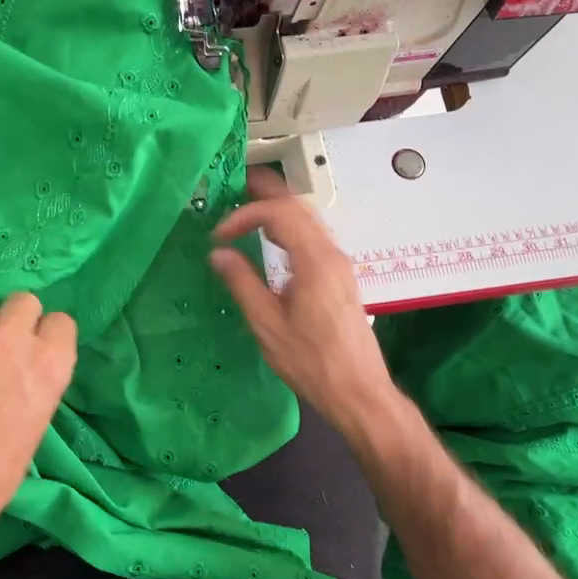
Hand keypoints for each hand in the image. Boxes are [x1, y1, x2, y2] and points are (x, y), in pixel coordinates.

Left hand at [0, 293, 76, 556]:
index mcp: (51, 364)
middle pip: (23, 301)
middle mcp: (14, 339)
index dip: (45, 336)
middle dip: (14, 321)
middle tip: (0, 351)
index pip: (60, 321)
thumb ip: (34, 379)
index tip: (34, 353)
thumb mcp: (36, 420)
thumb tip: (21, 365)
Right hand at [209, 167, 396, 429]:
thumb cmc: (311, 362)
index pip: (279, 214)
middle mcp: (332, 255)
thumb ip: (243, 283)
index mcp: (315, 261)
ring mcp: (340, 266)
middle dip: (266, 194)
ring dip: (279, 211)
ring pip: (309, 221)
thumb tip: (219, 253)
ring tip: (248, 212)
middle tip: (234, 187)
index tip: (219, 236)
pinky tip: (272, 243)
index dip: (245, 215)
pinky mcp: (341, 279)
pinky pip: (314, 238)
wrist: (359, 391)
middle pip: (299, 206)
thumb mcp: (267, 325)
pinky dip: (290, 229)